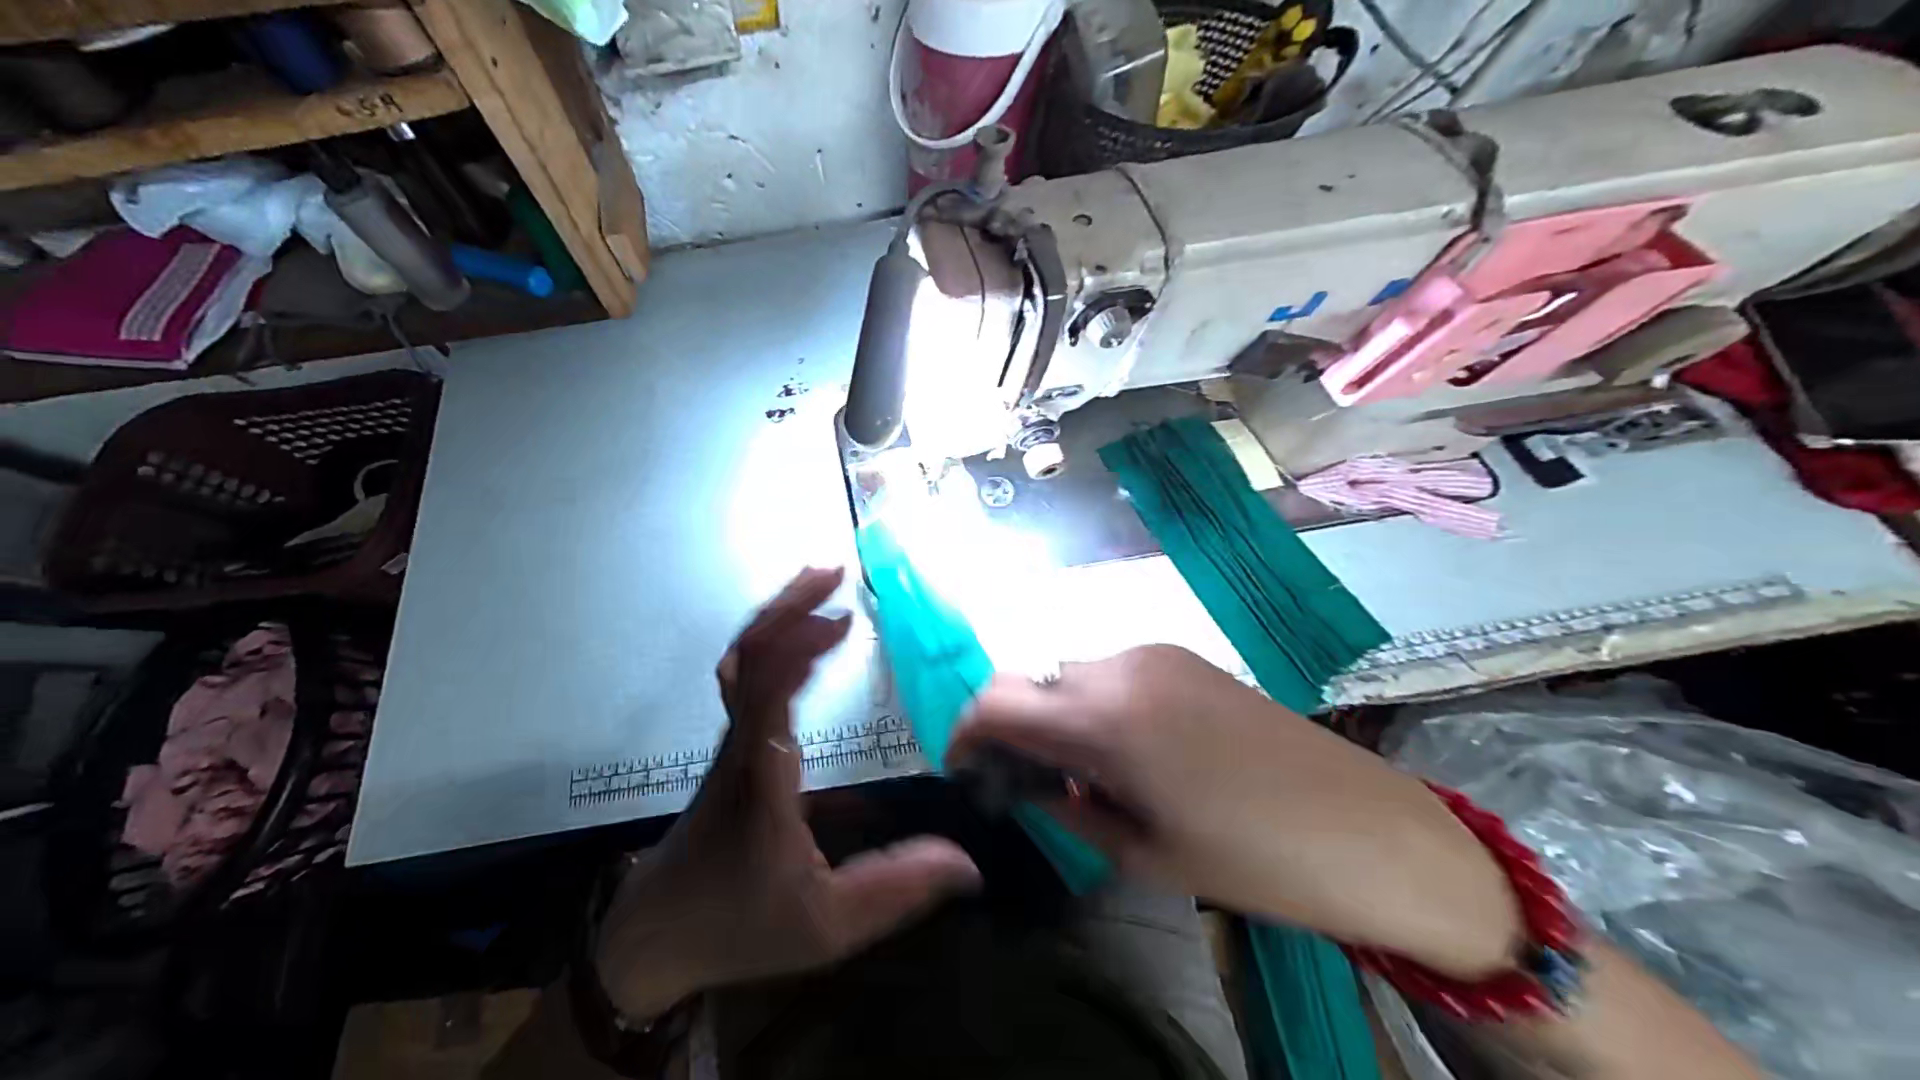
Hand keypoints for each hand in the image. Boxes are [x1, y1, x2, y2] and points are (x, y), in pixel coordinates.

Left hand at [592, 567, 980, 1019]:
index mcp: (761, 777)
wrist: (656, 936)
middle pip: (749, 656)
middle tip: (833, 574)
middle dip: (787, 607)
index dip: (797, 647)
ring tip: (822, 589)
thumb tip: (969, 863)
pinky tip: (801, 639)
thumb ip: (899, 887)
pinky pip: (744, 677)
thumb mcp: (829, 924)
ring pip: (741, 660)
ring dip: (777, 617)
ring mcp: (729, 741)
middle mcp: (739, 745)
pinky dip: (770, 644)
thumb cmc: (740, 926)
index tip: (844, 622)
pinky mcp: (729, 745)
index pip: (766, 694)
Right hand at [950, 645, 1520, 978]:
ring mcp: (1156, 654)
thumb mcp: (1143, 852)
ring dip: (1053, 713)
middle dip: (1009, 725)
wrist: (1368, 828)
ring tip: (1079, 769)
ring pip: (1069, 673)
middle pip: (1029, 679)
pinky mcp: (1184, 656)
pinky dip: (1093, 703)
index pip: (997, 702)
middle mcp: (1120, 667)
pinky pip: (1111, 671)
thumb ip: (1069, 808)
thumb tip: (1029, 784)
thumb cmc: (1251, 859)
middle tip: (1022, 779)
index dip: (964, 733)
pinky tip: (1124, 747)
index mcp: (1104, 719)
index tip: (964, 769)